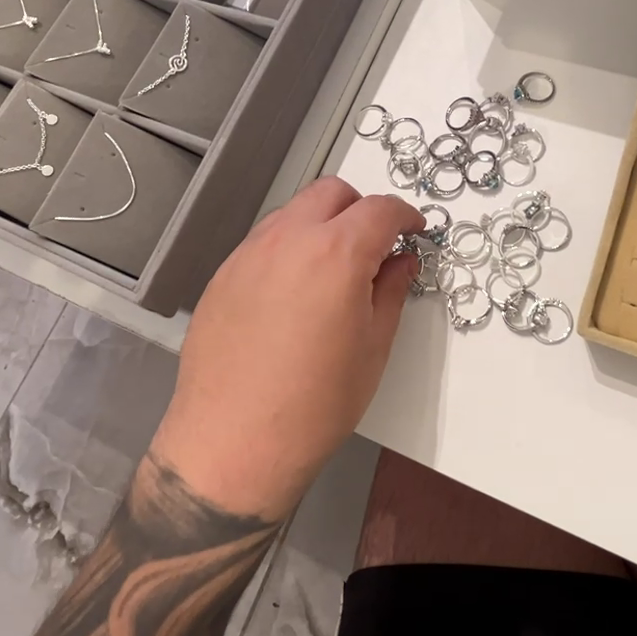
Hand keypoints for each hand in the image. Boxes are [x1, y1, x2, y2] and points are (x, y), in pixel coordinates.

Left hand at [152, 176, 422, 518]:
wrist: (233, 442)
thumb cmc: (317, 403)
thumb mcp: (373, 347)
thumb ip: (392, 290)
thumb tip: (401, 260)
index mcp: (336, 253)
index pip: (380, 209)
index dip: (404, 216)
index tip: (413, 231)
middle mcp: (289, 239)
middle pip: (332, 193)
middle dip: (360, 209)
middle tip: (373, 247)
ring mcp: (249, 254)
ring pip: (294, 212)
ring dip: (321, 224)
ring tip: (331, 271)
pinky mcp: (223, 275)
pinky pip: (264, 242)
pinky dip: (288, 249)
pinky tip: (291, 294)